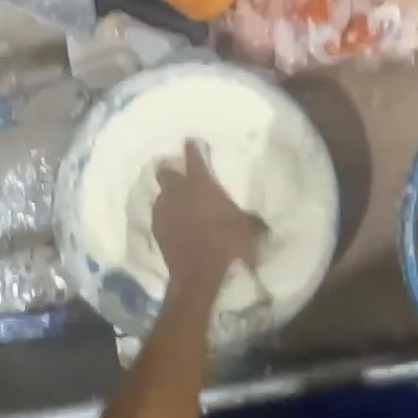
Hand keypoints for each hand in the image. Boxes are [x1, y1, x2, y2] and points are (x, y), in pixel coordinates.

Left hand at [153, 140, 266, 285]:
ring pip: (160, 192)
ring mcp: (163, 210)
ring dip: (168, 193)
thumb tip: (261, 222)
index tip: (193, 143)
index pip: (192, 155)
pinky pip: (159, 214)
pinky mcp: (156, 229)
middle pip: (165, 169)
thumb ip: (252, 220)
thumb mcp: (248, 230)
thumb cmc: (226, 244)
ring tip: (178, 200)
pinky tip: (175, 222)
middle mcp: (177, 192)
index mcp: (200, 184)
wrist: (198, 273)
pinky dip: (166, 214)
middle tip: (180, 171)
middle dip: (171, 167)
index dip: (193, 147)